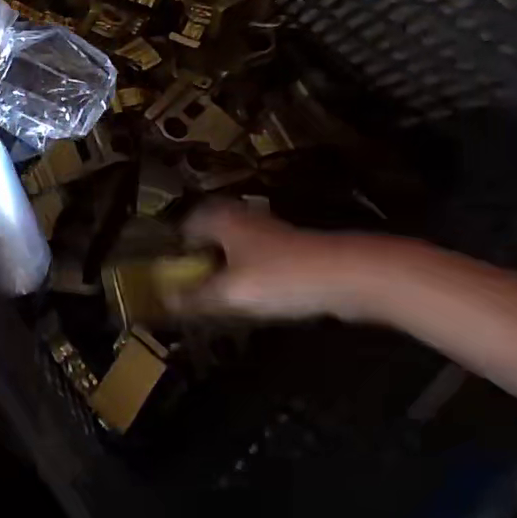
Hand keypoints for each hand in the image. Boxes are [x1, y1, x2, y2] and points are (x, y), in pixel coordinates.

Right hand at [175, 202, 399, 321]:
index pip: (183, 229)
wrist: (351, 276)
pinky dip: (251, 273)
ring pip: (234, 247)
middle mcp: (238, 216)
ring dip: (226, 267)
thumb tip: (164, 301)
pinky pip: (257, 258)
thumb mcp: (232, 293)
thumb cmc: (281, 277)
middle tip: (194, 286)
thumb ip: (196, 298)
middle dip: (200, 260)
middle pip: (208, 237)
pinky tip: (257, 296)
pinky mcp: (291, 247)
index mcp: (217, 218)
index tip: (171, 276)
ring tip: (224, 295)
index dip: (175, 253)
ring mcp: (267, 230)